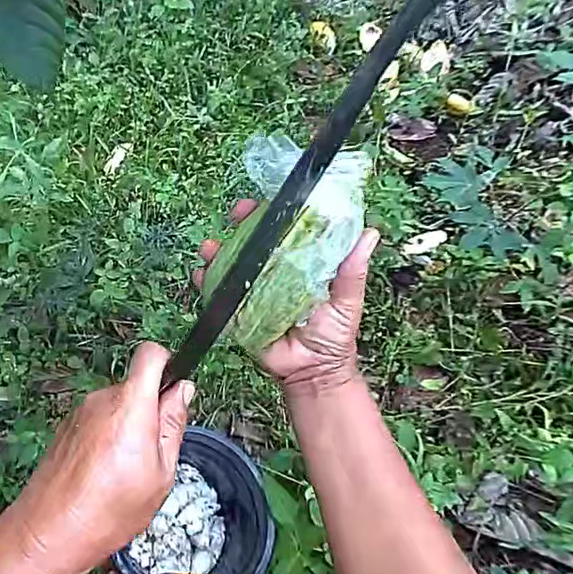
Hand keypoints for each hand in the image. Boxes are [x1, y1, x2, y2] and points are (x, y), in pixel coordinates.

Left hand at [7, 342, 194, 573]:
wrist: (49, 533)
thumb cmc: (107, 510)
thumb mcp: (161, 472)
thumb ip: (173, 424)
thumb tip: (182, 391)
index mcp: (131, 406)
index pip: (151, 354)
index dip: (168, 365)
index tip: (173, 391)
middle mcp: (102, 400)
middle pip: (135, 386)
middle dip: (149, 411)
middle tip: (151, 453)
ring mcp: (80, 413)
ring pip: (117, 406)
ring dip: (127, 428)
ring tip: (124, 471)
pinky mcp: (66, 427)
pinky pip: (98, 421)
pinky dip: (106, 439)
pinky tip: (103, 474)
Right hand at [193, 199, 379, 394]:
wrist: (314, 372)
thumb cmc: (333, 334)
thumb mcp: (347, 299)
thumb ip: (352, 270)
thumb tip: (370, 234)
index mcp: (299, 263)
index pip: (284, 230)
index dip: (274, 212)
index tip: (267, 201)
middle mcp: (273, 272)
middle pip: (253, 241)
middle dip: (241, 224)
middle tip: (237, 214)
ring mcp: (252, 291)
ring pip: (231, 264)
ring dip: (217, 251)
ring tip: (211, 247)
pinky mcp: (238, 312)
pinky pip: (219, 295)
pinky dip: (207, 284)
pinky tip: (202, 275)